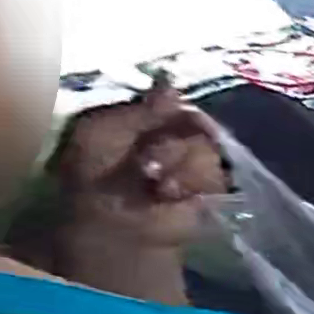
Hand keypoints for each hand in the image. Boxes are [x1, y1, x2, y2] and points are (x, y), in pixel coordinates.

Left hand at [50, 76, 227, 250]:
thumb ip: (140, 113)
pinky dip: (197, 187)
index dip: (177, 113)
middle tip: (151, 169)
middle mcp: (167, 135)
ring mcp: (192, 162)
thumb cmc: (95, 181)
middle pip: (196, 128)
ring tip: (161, 189)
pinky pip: (217, 177)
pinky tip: (176, 196)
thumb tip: (172, 85)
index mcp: (135, 118)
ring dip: (184, 172)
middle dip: (174, 150)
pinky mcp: (210, 186)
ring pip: (208, 153)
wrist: (117, 228)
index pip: (171, 104)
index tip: (184, 124)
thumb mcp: (105, 136)